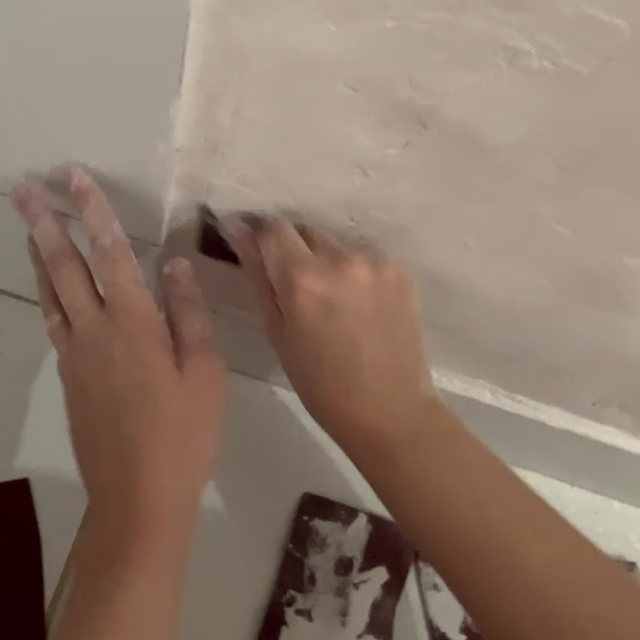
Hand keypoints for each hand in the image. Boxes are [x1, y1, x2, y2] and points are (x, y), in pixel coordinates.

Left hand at [12, 169, 225, 546]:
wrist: (137, 497)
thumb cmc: (183, 434)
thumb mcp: (205, 372)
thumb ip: (188, 314)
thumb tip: (175, 264)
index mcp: (133, 322)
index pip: (110, 252)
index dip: (93, 211)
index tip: (75, 178)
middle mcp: (94, 330)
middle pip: (64, 266)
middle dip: (44, 223)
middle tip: (23, 189)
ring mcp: (75, 354)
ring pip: (51, 292)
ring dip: (38, 254)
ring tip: (27, 225)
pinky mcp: (68, 377)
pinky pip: (54, 320)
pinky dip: (47, 292)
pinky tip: (49, 287)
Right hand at [224, 216, 441, 457]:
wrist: (391, 411)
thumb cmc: (322, 384)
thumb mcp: (277, 333)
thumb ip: (258, 277)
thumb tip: (239, 231)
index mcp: (301, 277)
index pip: (272, 228)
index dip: (260, 234)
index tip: (256, 248)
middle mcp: (339, 258)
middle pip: (304, 230)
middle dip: (294, 249)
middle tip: (296, 286)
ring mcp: (374, 261)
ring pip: (335, 244)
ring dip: (327, 261)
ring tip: (333, 301)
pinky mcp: (400, 269)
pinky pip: (364, 259)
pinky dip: (356, 274)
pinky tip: (361, 306)